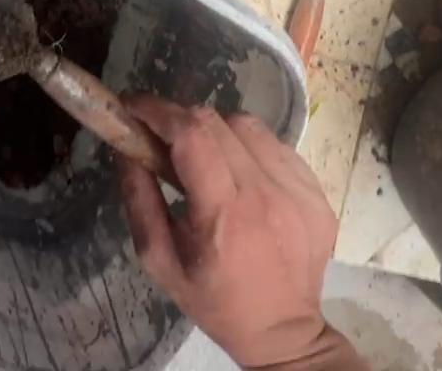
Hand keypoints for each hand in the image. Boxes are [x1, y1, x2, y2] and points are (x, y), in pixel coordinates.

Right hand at [117, 96, 361, 369]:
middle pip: (215, 122)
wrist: (285, 335)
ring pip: (246, 126)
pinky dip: (247, 146)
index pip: (191, 134)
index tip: (132, 107)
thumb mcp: (157, 257)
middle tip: (161, 136)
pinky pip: (274, 145)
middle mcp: (266, 195)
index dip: (157, 111)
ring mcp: (299, 193)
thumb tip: (123, 145)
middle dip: (178, 118)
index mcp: (224, 213)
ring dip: (214, 129)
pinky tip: (238, 171)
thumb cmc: (213, 298)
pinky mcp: (317, 194)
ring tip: (203, 155)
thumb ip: (137, 196)